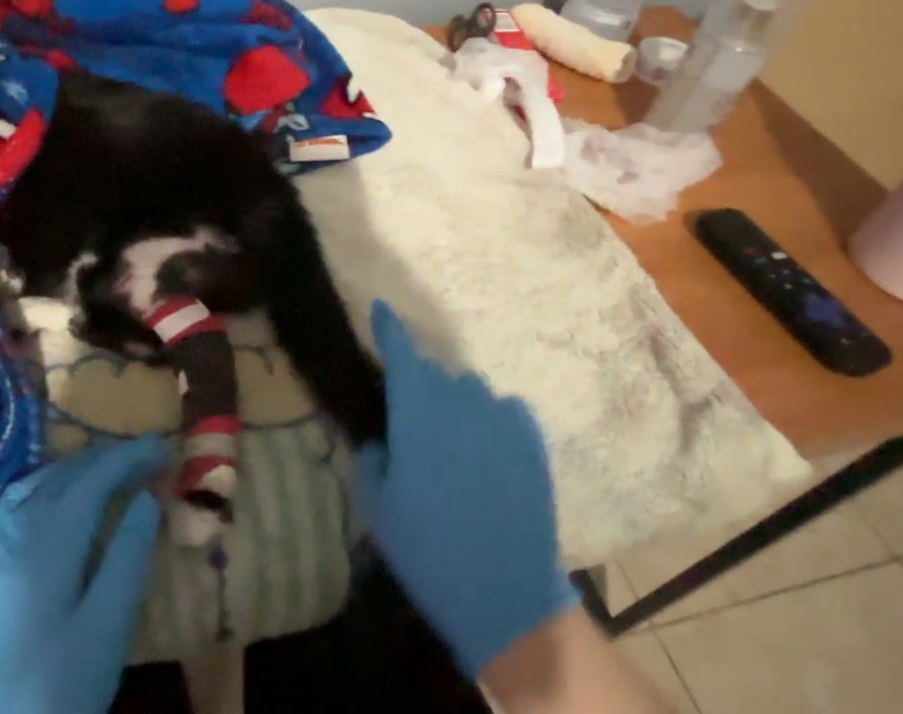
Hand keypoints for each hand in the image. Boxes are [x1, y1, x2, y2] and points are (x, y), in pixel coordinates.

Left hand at [0, 435, 166, 713]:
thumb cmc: (61, 689)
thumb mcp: (108, 626)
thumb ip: (128, 556)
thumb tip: (146, 499)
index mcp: (41, 547)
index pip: (89, 481)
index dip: (127, 458)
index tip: (162, 446)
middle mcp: (4, 535)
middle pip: (58, 477)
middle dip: (103, 461)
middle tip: (145, 458)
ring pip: (28, 488)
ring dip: (71, 472)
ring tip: (109, 473)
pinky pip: (6, 509)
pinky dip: (40, 491)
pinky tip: (58, 501)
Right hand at [353, 301, 578, 674]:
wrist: (505, 592)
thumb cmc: (427, 548)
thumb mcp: (377, 507)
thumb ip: (370, 459)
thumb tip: (380, 440)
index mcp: (418, 412)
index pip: (401, 353)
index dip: (389, 329)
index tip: (381, 310)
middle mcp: (461, 401)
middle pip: (435, 376)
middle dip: (420, 388)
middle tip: (410, 424)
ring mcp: (502, 419)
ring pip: (470, 394)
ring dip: (454, 407)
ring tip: (450, 448)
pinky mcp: (532, 441)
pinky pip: (504, 412)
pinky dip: (489, 421)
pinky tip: (485, 454)